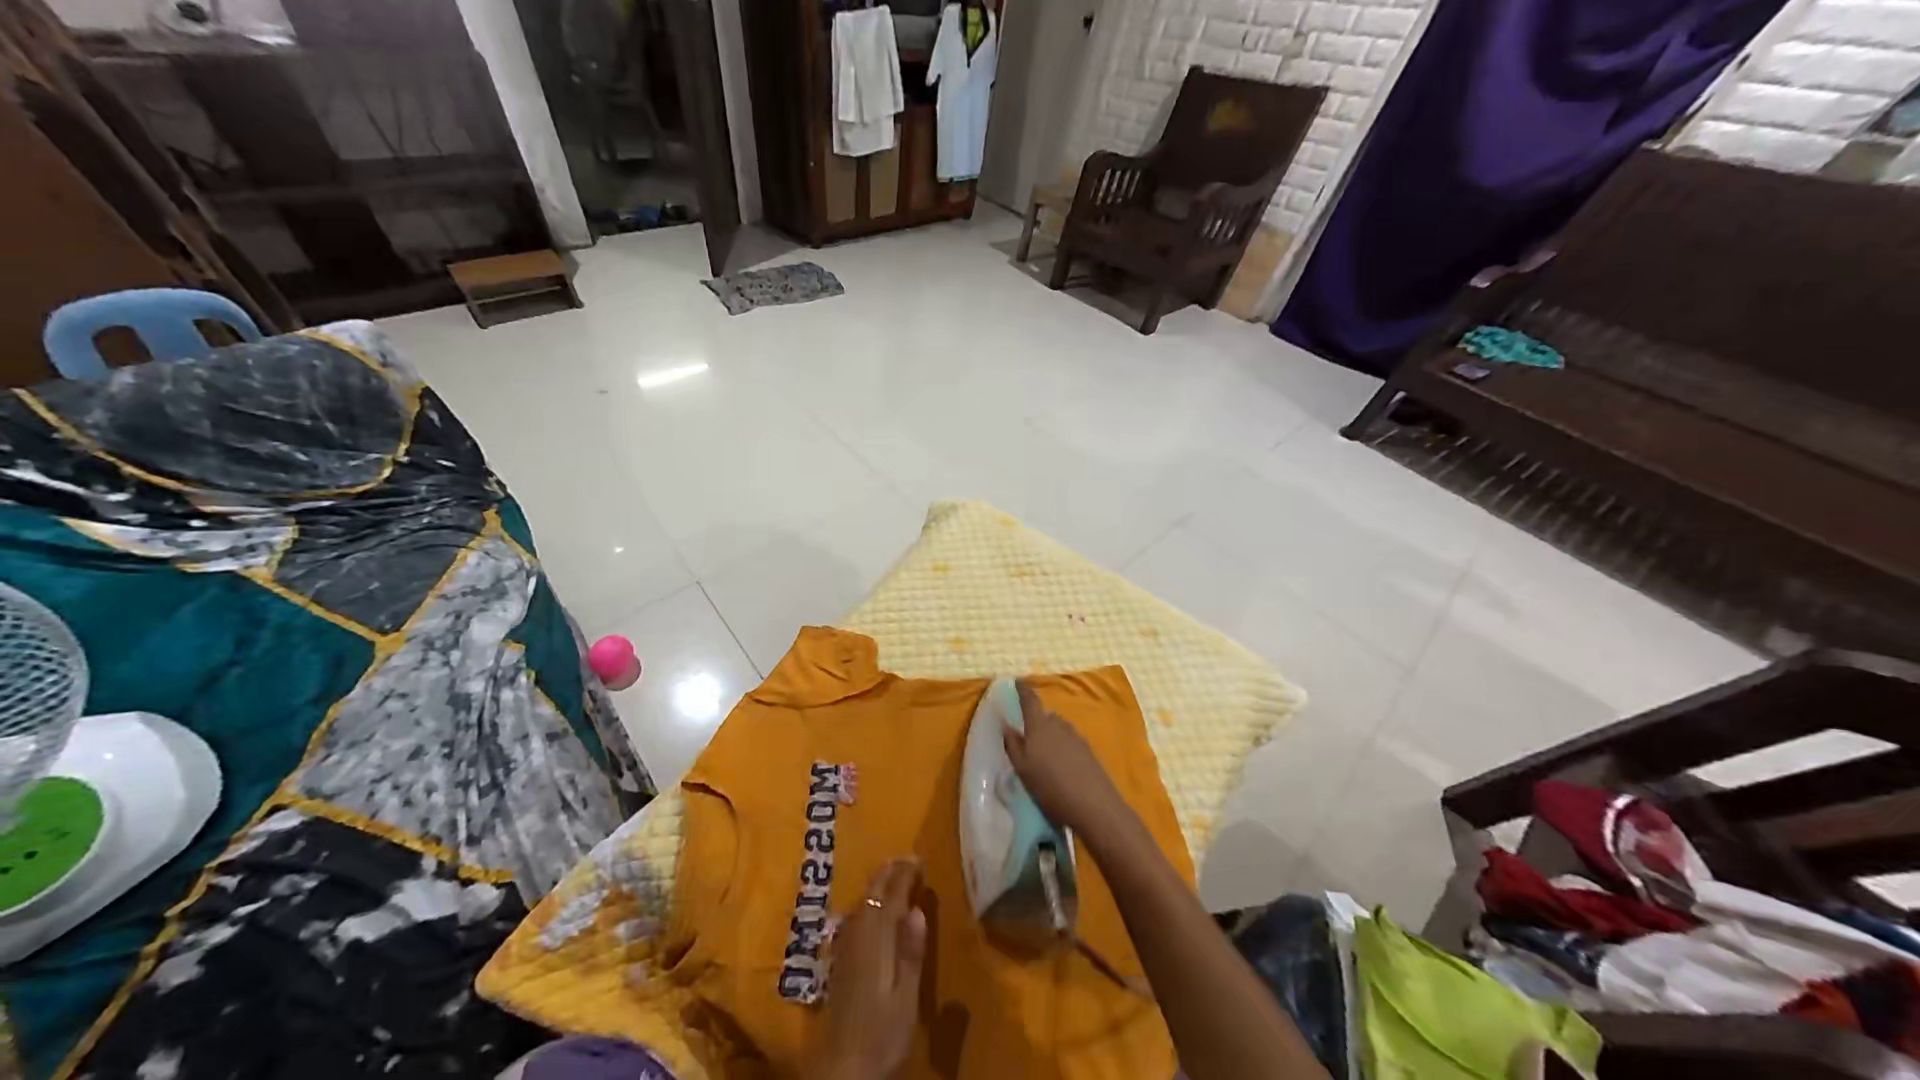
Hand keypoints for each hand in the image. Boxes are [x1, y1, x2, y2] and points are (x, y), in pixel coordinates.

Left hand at [810, 860, 927, 1079]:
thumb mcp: (905, 997)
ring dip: (876, 886)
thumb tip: (917, 909)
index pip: (890, 897)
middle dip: (888, 873)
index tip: (918, 858)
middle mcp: (857, 938)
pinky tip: (870, 910)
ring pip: (861, 905)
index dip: (904, 875)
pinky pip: (855, 919)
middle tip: (906, 859)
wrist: (843, 1069)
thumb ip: (910, 953)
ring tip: (892, 874)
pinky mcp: (840, 964)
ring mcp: (845, 950)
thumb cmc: (882, 1034)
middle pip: (871, 895)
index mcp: (876, 941)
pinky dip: (866, 904)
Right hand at [1003, 680, 1126, 838]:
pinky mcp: (1088, 750)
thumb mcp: (1022, 769)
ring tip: (1044, 755)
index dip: (1023, 690)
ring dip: (1050, 735)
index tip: (1018, 681)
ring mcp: (1076, 736)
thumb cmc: (1050, 787)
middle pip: (1045, 716)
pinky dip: (1062, 746)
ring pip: (1058, 728)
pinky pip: (1069, 740)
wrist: (1093, 805)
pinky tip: (1060, 765)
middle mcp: (1059, 725)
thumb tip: (1007, 725)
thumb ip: (1013, 745)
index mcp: (1039, 726)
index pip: (1030, 701)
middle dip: (1036, 721)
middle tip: (1028, 737)